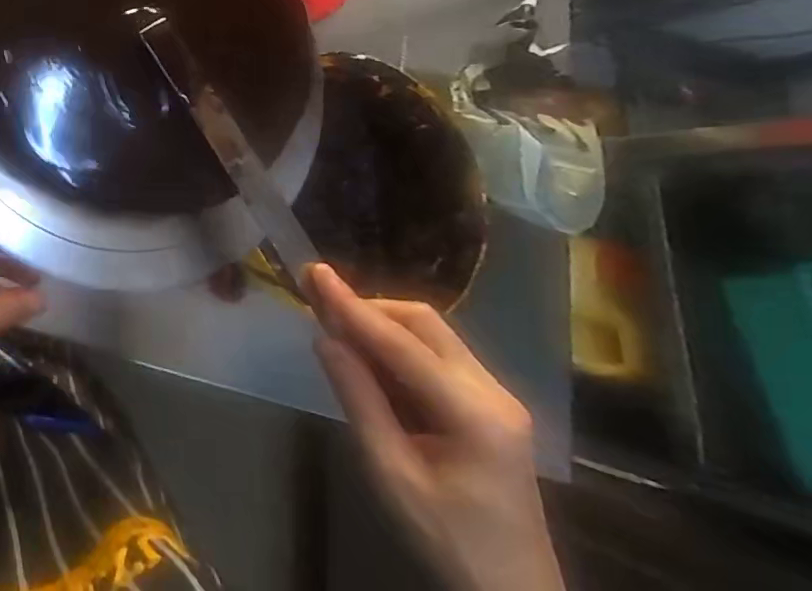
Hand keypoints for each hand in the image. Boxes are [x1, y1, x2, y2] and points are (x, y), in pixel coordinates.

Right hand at [305, 264, 563, 590]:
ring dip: (381, 326)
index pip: (401, 344)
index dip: (353, 306)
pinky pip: (436, 358)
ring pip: (430, 336)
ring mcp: (496, 397)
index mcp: (475, 413)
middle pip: (423, 325)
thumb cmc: (448, 541)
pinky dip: (396, 349)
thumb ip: (360, 401)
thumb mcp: (392, 475)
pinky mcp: (489, 406)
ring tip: (334, 326)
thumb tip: (325, 340)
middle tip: (319, 300)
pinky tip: (367, 358)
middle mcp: (492, 391)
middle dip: (369, 308)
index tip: (315, 272)